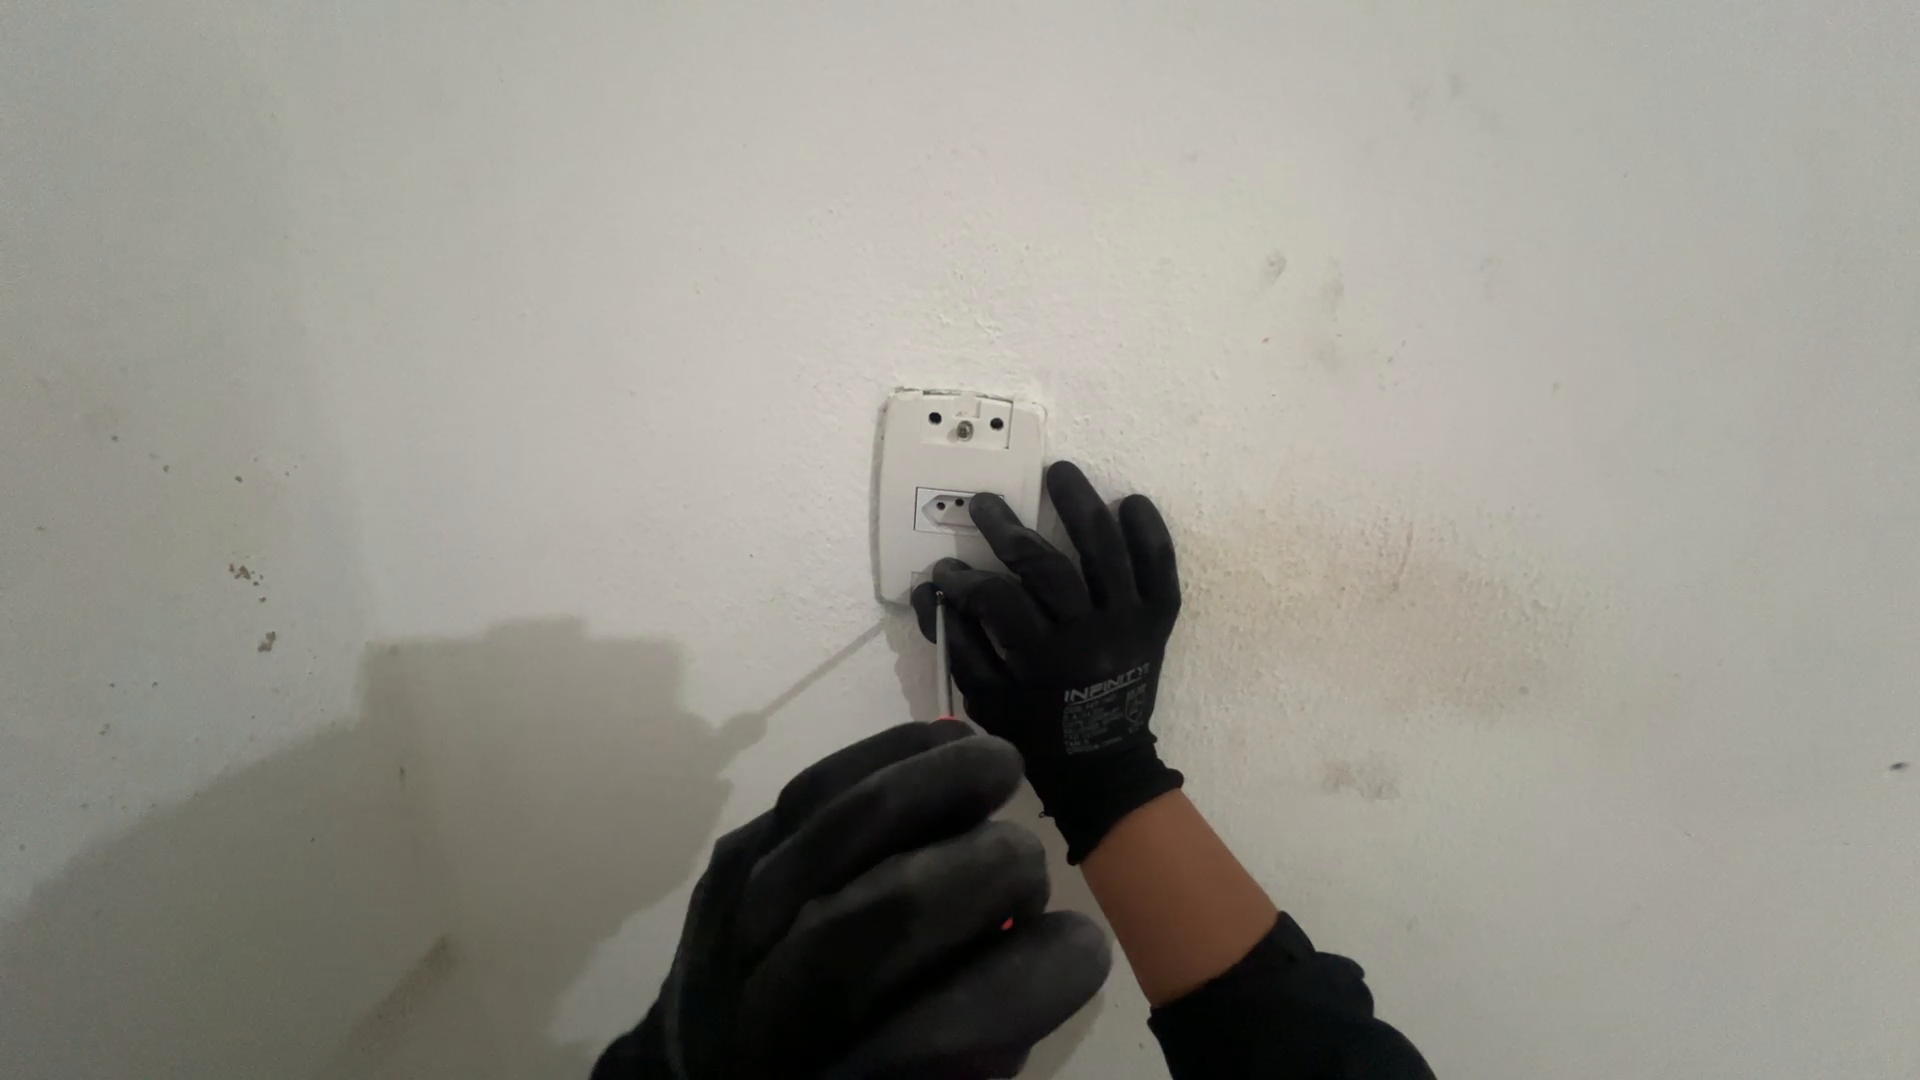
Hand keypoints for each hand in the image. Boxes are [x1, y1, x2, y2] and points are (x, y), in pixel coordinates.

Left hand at [593, 720, 1110, 1079]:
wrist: (701, 1067)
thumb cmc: (839, 1072)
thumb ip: (977, 1035)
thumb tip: (1049, 944)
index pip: (942, 1033)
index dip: (1032, 980)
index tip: (1084, 946)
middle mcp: (769, 1004)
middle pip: (888, 910)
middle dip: (984, 869)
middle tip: (1028, 860)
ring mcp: (736, 916)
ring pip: (848, 824)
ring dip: (939, 783)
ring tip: (1002, 764)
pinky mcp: (731, 857)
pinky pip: (817, 786)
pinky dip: (891, 753)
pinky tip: (945, 740)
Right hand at [911, 460, 1183, 862]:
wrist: (1105, 767)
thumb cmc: (1038, 735)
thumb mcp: (985, 699)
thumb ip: (958, 643)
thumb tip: (931, 590)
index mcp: (1045, 659)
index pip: (998, 599)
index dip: (965, 580)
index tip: (946, 570)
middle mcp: (1092, 635)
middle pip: (1047, 565)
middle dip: (1007, 530)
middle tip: (984, 502)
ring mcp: (1132, 624)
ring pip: (1107, 552)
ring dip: (1080, 506)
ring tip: (1059, 471)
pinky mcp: (1159, 622)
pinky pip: (1160, 568)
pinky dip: (1150, 532)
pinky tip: (1130, 502)